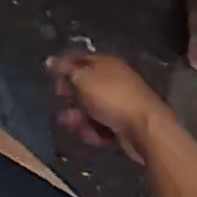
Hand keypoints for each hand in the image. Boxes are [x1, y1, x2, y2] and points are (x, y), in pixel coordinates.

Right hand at [48, 52, 173, 163]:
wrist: (147, 129)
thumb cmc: (111, 97)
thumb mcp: (82, 79)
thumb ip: (65, 70)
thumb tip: (49, 60)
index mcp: (106, 63)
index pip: (79, 60)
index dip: (64, 70)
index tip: (54, 83)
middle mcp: (114, 79)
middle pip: (84, 86)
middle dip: (71, 99)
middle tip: (62, 107)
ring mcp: (121, 101)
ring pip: (92, 107)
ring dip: (80, 117)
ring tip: (74, 126)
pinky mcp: (125, 123)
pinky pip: (103, 123)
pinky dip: (95, 130)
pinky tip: (91, 136)